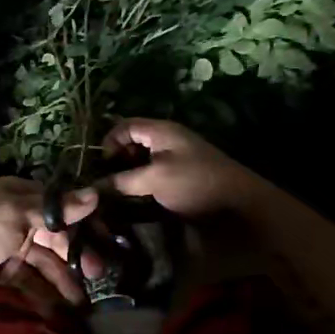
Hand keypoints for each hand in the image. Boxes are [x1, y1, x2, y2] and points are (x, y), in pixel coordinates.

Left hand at [0, 177, 87, 312]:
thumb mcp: (17, 213)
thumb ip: (57, 209)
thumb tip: (95, 195)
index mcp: (17, 193)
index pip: (59, 203)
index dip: (83, 220)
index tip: (105, 239)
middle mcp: (15, 215)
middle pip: (55, 233)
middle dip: (76, 253)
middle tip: (97, 273)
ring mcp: (8, 244)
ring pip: (46, 259)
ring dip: (64, 278)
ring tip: (81, 300)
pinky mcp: (2, 271)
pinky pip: (31, 280)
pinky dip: (46, 293)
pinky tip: (61, 309)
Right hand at [81, 119, 273, 220]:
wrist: (242, 208)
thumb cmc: (197, 183)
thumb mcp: (155, 178)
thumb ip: (123, 181)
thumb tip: (92, 188)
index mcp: (161, 131)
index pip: (124, 125)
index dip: (108, 142)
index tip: (101, 167)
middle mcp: (167, 142)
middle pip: (131, 145)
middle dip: (115, 163)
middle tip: (104, 186)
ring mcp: (175, 162)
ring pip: (140, 165)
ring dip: (127, 179)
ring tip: (115, 199)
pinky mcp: (181, 182)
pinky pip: (152, 180)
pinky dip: (141, 189)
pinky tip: (134, 205)